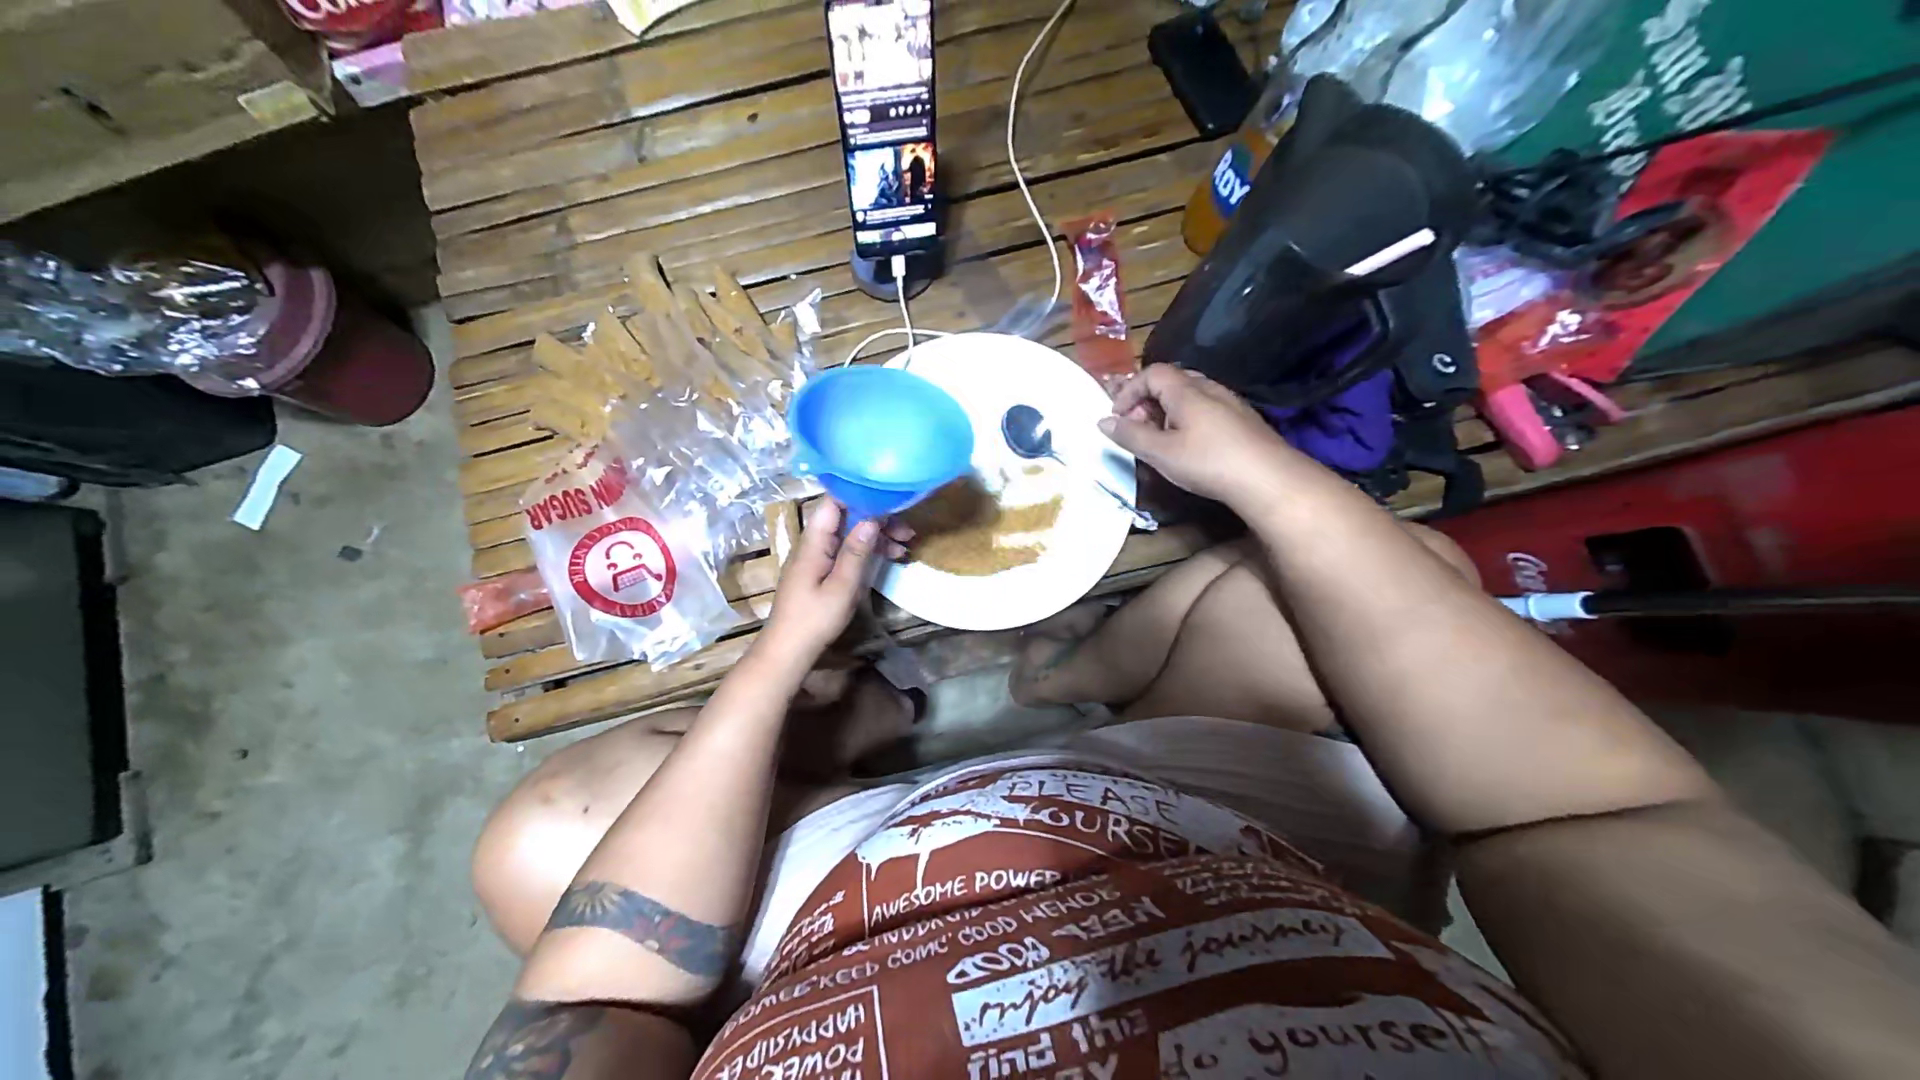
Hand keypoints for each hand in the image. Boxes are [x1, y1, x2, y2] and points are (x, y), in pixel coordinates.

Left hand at [758, 500, 910, 665]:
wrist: (788, 650)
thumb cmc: (814, 619)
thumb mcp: (841, 586)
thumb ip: (856, 552)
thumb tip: (872, 518)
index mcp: (814, 542)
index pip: (833, 502)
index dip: (860, 494)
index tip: (890, 498)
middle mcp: (814, 544)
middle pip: (846, 518)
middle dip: (876, 518)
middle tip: (906, 530)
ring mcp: (818, 557)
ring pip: (850, 535)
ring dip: (877, 537)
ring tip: (906, 545)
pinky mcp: (823, 571)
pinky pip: (847, 551)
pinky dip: (868, 552)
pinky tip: (891, 558)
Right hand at [1101, 365, 1300, 506]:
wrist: (1267, 478)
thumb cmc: (1207, 462)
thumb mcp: (1160, 452)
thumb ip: (1130, 435)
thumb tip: (1103, 421)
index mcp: (1185, 390)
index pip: (1151, 373)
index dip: (1129, 391)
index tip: (1118, 418)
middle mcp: (1208, 388)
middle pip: (1170, 381)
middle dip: (1146, 401)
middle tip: (1137, 429)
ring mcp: (1229, 402)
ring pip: (1189, 395)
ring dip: (1166, 412)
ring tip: (1160, 440)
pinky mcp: (1242, 419)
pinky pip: (1206, 408)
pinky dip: (1187, 419)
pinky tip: (1189, 447)